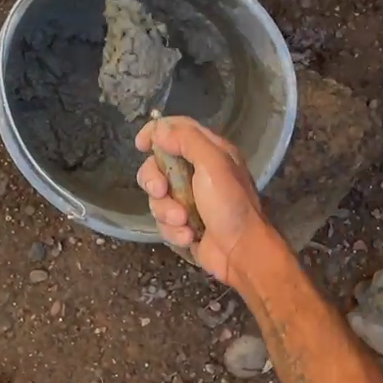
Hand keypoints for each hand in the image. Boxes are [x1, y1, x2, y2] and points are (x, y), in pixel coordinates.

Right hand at [136, 116, 270, 285]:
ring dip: (166, 211)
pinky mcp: (183, 223)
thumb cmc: (231, 205)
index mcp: (210, 152)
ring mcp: (189, 199)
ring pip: (157, 197)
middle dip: (153, 180)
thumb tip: (159, 131)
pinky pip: (163, 221)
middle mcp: (198, 172)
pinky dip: (173, 230)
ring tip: (183, 221)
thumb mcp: (213, 164)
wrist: (241, 253)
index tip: (140, 145)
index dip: (156, 132)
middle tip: (161, 191)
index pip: (177, 129)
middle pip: (157, 165)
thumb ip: (187, 141)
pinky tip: (189, 236)